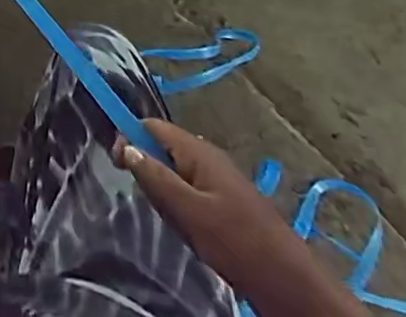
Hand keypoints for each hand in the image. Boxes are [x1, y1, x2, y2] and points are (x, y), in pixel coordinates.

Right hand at [114, 120, 366, 316]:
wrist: (289, 281)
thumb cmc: (235, 240)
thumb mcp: (188, 210)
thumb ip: (155, 176)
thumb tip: (125, 144)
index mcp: (198, 150)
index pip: (152, 125)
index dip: (130, 136)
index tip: (116, 162)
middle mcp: (208, 156)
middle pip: (163, 148)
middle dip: (149, 169)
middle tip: (149, 199)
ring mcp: (219, 178)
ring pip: (176, 173)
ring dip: (166, 191)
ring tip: (171, 218)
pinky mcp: (226, 200)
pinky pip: (191, 191)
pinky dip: (182, 205)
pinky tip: (187, 229)